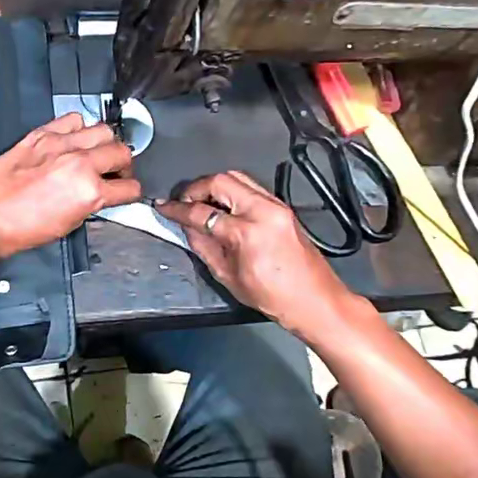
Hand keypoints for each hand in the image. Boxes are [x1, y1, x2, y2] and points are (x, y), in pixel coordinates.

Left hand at [0, 113, 141, 258]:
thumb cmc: (19, 228)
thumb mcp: (68, 225)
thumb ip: (91, 204)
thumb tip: (100, 195)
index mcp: (90, 192)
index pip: (129, 187)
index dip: (130, 192)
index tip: (126, 192)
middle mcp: (79, 163)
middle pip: (122, 152)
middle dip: (123, 165)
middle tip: (114, 172)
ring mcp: (60, 145)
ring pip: (103, 130)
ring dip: (105, 143)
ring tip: (95, 154)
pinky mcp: (41, 135)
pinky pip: (73, 119)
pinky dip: (78, 128)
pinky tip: (73, 141)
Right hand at [157, 171, 360, 337]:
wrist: (314, 299)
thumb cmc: (273, 296)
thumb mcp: (227, 276)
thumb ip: (203, 246)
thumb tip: (186, 226)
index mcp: (248, 232)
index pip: (202, 211)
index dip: (177, 209)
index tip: (163, 207)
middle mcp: (264, 211)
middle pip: (221, 180)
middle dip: (196, 188)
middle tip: (182, 202)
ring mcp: (277, 206)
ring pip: (237, 178)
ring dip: (214, 187)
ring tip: (201, 204)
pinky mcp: (282, 207)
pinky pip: (251, 188)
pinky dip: (231, 192)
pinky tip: (222, 209)